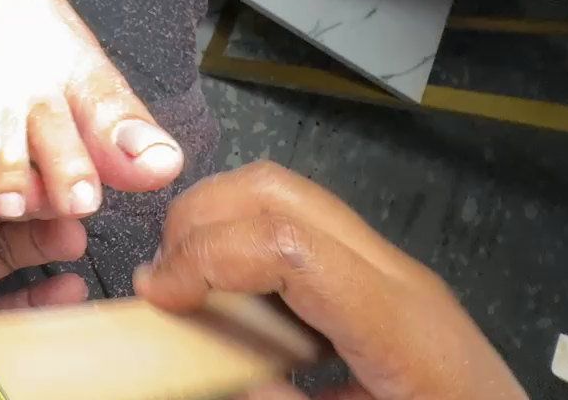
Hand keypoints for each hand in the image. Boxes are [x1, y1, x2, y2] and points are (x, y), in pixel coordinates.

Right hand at [133, 162, 526, 399]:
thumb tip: (222, 374)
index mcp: (407, 332)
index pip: (288, 245)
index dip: (208, 255)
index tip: (159, 296)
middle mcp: (400, 278)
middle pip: (276, 192)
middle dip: (199, 217)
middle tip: (163, 277)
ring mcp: (392, 268)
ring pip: (281, 192)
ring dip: (216, 219)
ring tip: (187, 279)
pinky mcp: (380, 276)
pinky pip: (294, 223)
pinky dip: (242, 236)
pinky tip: (232, 293)